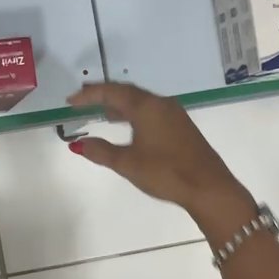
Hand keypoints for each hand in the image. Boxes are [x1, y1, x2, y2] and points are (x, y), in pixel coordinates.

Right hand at [65, 81, 254, 236]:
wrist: (208, 186)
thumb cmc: (166, 172)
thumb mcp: (128, 163)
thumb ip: (101, 151)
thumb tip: (77, 144)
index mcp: (146, 107)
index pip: (112, 92)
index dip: (89, 95)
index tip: (70, 101)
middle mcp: (160, 104)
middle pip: (127, 92)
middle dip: (103, 95)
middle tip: (82, 99)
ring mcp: (173, 114)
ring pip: (141, 101)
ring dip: (119, 104)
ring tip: (101, 112)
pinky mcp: (181, 126)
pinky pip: (151, 111)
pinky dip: (133, 113)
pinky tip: (127, 126)